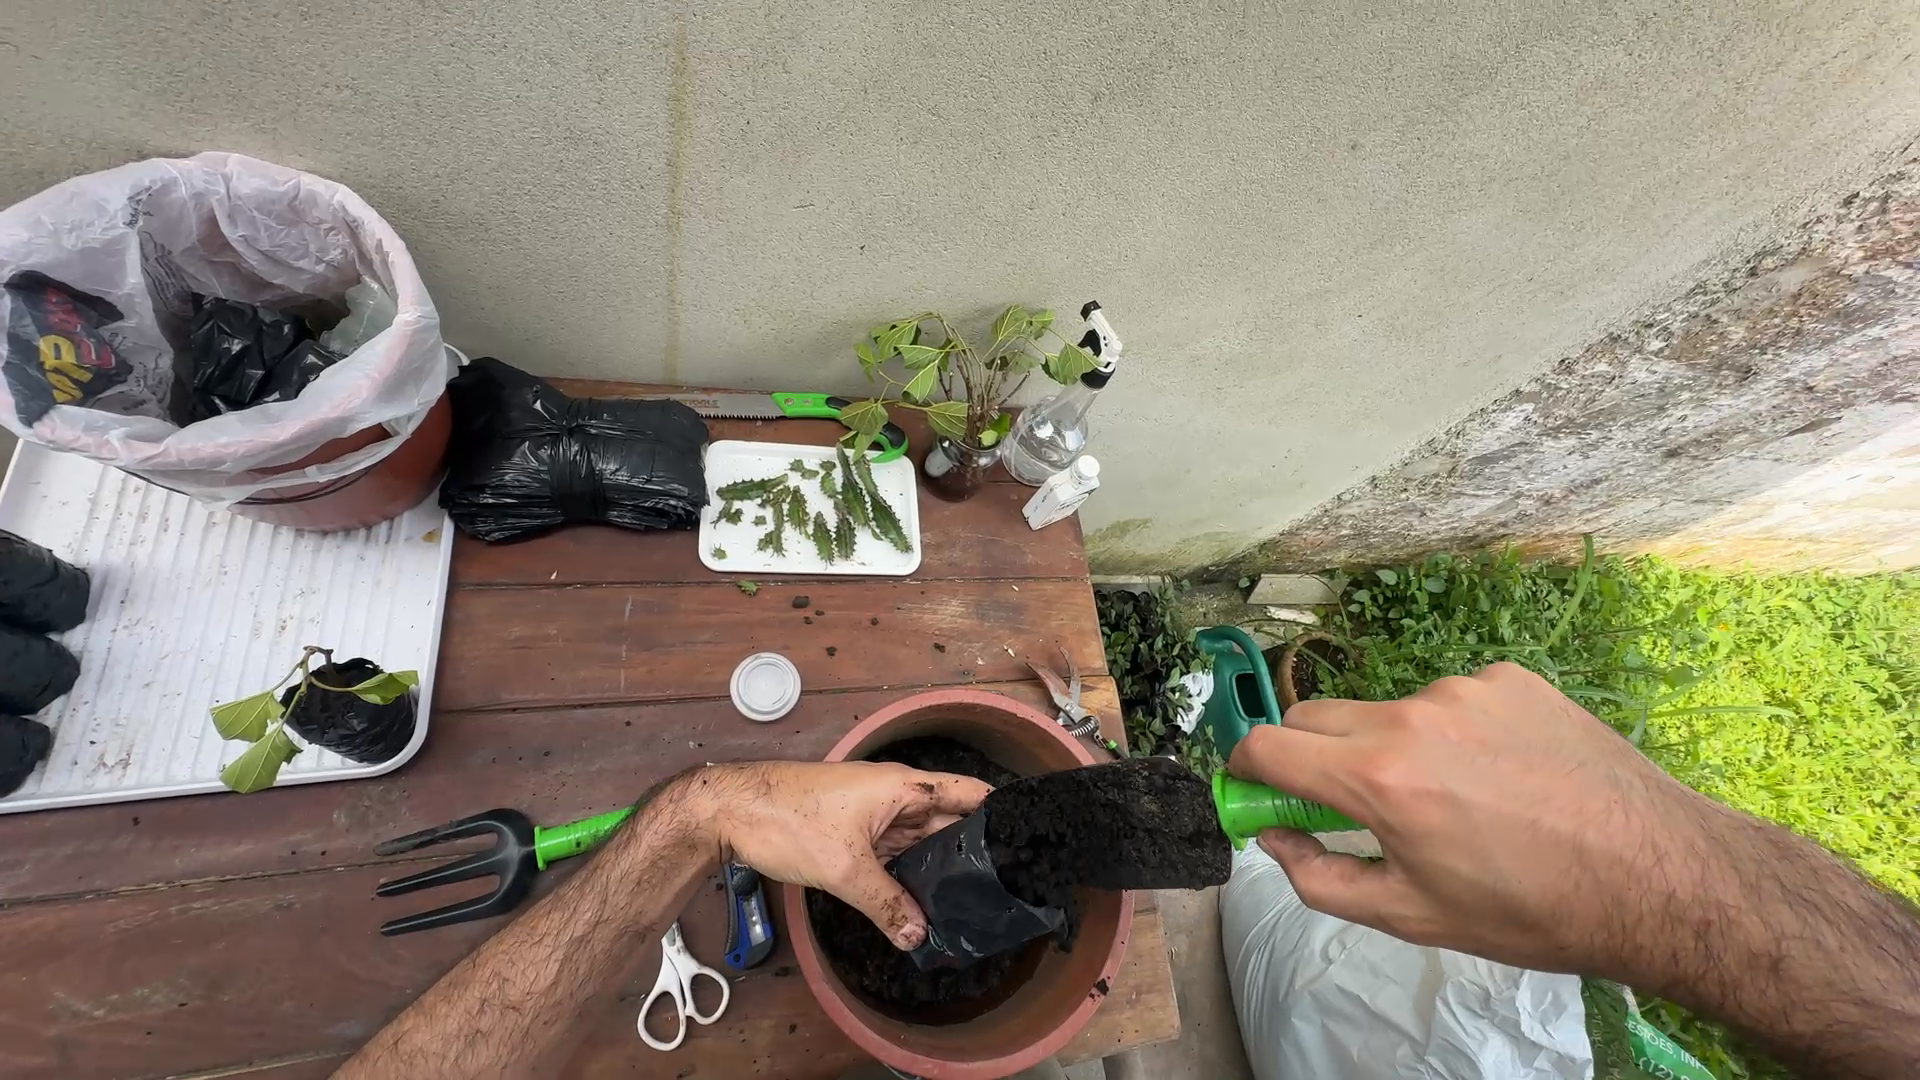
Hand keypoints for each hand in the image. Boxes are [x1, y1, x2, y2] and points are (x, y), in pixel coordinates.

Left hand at [694, 761, 990, 950]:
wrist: (734, 810)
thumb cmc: (791, 819)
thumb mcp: (843, 868)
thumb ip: (885, 903)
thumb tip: (920, 933)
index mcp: (903, 786)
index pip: (967, 792)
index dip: (997, 810)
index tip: (1026, 837)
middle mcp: (895, 796)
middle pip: (946, 820)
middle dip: (971, 848)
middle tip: (1003, 884)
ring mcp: (875, 813)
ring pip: (920, 839)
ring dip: (938, 865)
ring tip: (969, 898)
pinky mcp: (856, 831)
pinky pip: (894, 852)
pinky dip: (909, 872)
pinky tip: (922, 899)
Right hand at [1228, 662, 1719, 975]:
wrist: (1674, 881)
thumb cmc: (1533, 912)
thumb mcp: (1413, 916)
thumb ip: (1319, 879)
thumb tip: (1273, 836)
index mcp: (1377, 778)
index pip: (1265, 745)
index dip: (1243, 765)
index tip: (1251, 784)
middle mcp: (1407, 717)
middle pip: (1311, 716)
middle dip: (1308, 754)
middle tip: (1346, 797)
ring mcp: (1459, 688)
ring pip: (1382, 710)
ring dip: (1386, 744)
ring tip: (1452, 791)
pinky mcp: (1505, 676)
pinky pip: (1445, 697)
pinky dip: (1448, 729)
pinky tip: (1498, 767)